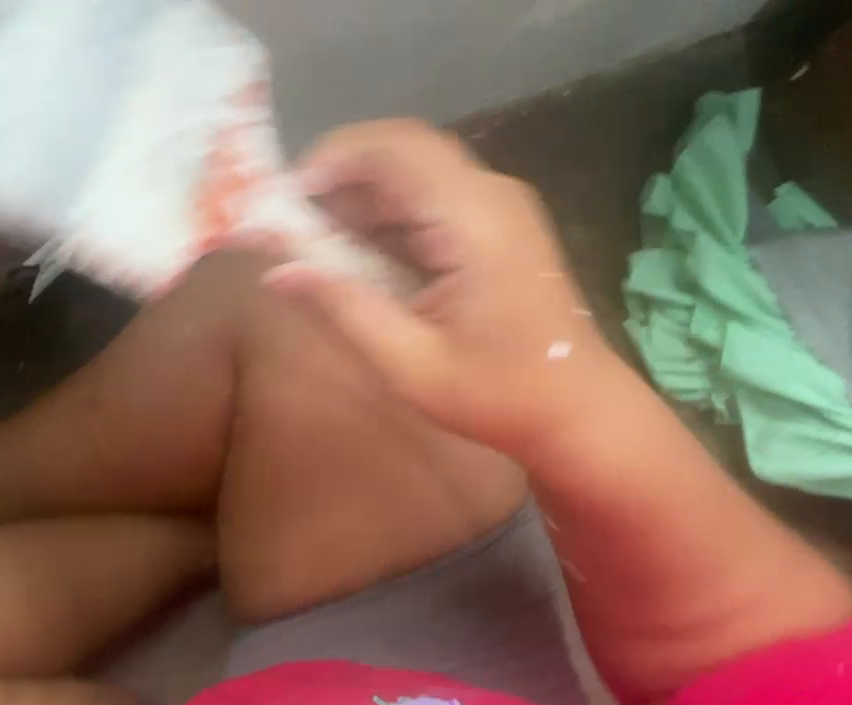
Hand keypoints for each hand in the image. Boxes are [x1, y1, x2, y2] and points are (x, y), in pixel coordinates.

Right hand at [262, 120, 614, 458]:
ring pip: (415, 176)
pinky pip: (431, 202)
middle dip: (340, 179)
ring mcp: (498, 209)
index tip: (287, 198)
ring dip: (361, 200)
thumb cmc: (496, 394)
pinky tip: (358, 257)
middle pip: (403, 154)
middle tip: (292, 225)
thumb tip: (276, 272)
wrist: (575, 409)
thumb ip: (343, 308)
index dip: (334, 157)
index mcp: (474, 220)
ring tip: (315, 244)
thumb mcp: (409, 362)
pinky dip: (387, 219)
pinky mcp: (496, 228)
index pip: (396, 148)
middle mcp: (490, 196)